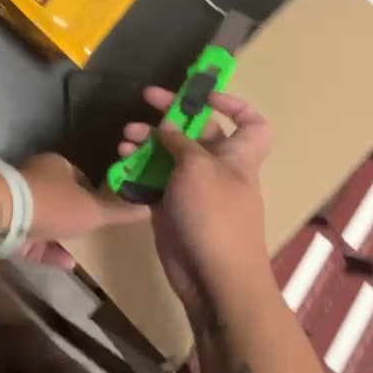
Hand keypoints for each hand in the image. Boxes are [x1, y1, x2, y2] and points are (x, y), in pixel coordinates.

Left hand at [12, 152, 147, 269]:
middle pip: (61, 199)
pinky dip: (49, 252)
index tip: (106, 212)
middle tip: (94, 235)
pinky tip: (68, 264)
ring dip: (62, 238)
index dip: (94, 193)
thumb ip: (118, 211)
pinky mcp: (11, 225)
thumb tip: (147, 207)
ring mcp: (21, 202)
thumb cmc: (54, 203)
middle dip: (76, 217)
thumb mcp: (93, 209)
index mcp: (56, 165)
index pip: (79, 177)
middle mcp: (36, 179)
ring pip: (46, 221)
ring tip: (81, 254)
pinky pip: (34, 240)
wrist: (5, 212)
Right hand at [117, 87, 273, 314]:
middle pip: (197, 131)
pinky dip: (136, 166)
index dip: (234, 105)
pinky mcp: (170, 204)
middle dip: (170, 114)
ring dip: (146, 139)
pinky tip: (120, 161)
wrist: (213, 277)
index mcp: (236, 158)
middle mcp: (216, 168)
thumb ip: (181, 142)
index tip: (202, 95)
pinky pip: (152, 176)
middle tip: (144, 99)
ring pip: (169, 152)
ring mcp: (192, 187)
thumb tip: (168, 127)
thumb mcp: (198, 169)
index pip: (251, 125)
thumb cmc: (214, 216)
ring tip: (125, 139)